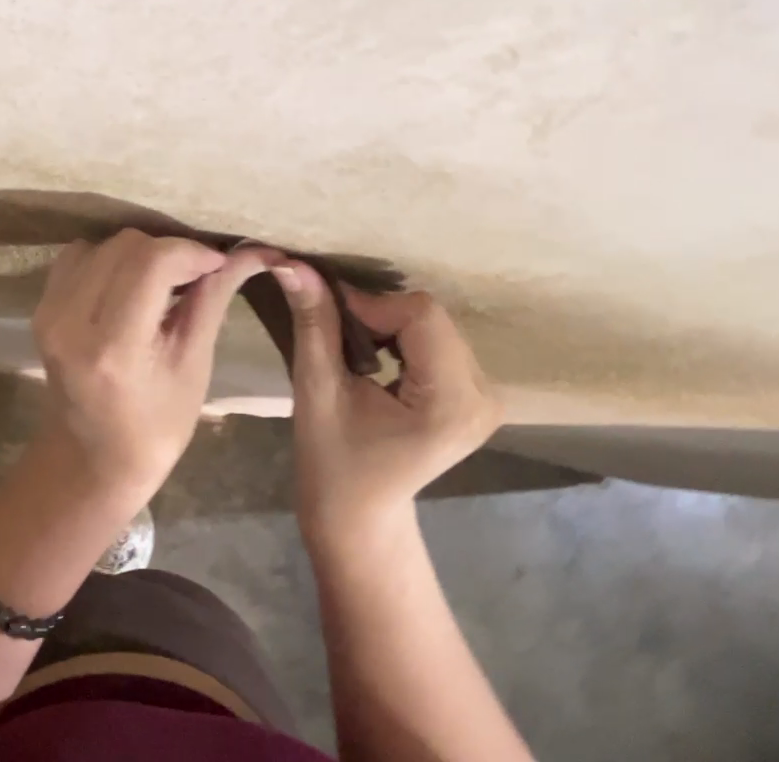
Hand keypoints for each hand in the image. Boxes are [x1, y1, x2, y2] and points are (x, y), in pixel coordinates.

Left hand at [32, 230, 277, 493]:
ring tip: (164, 283)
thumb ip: (213, 299)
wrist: (90, 457)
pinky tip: (130, 286)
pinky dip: (109, 260)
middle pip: (126, 246)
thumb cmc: (155, 426)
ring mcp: (48, 313)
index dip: (190, 252)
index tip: (218, 264)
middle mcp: (70, 322)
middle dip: (168, 251)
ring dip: (139, 254)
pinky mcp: (39, 308)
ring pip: (102, 245)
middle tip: (195, 276)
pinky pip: (78, 257)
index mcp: (114, 347)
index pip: (151, 262)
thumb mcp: (193, 366)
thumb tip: (248, 252)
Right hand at [273, 262, 501, 553]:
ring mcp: (486, 396)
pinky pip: (440, 341)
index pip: (420, 315)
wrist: (359, 514)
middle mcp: (483, 395)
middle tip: (336, 337)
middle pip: (430, 317)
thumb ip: (313, 323)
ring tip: (354, 354)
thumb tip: (291, 263)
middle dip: (378, 315)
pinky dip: (402, 338)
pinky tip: (376, 362)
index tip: (326, 316)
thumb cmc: (331, 462)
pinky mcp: (477, 395)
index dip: (369, 305)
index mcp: (451, 402)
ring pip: (435, 324)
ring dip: (389, 325)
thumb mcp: (316, 391)